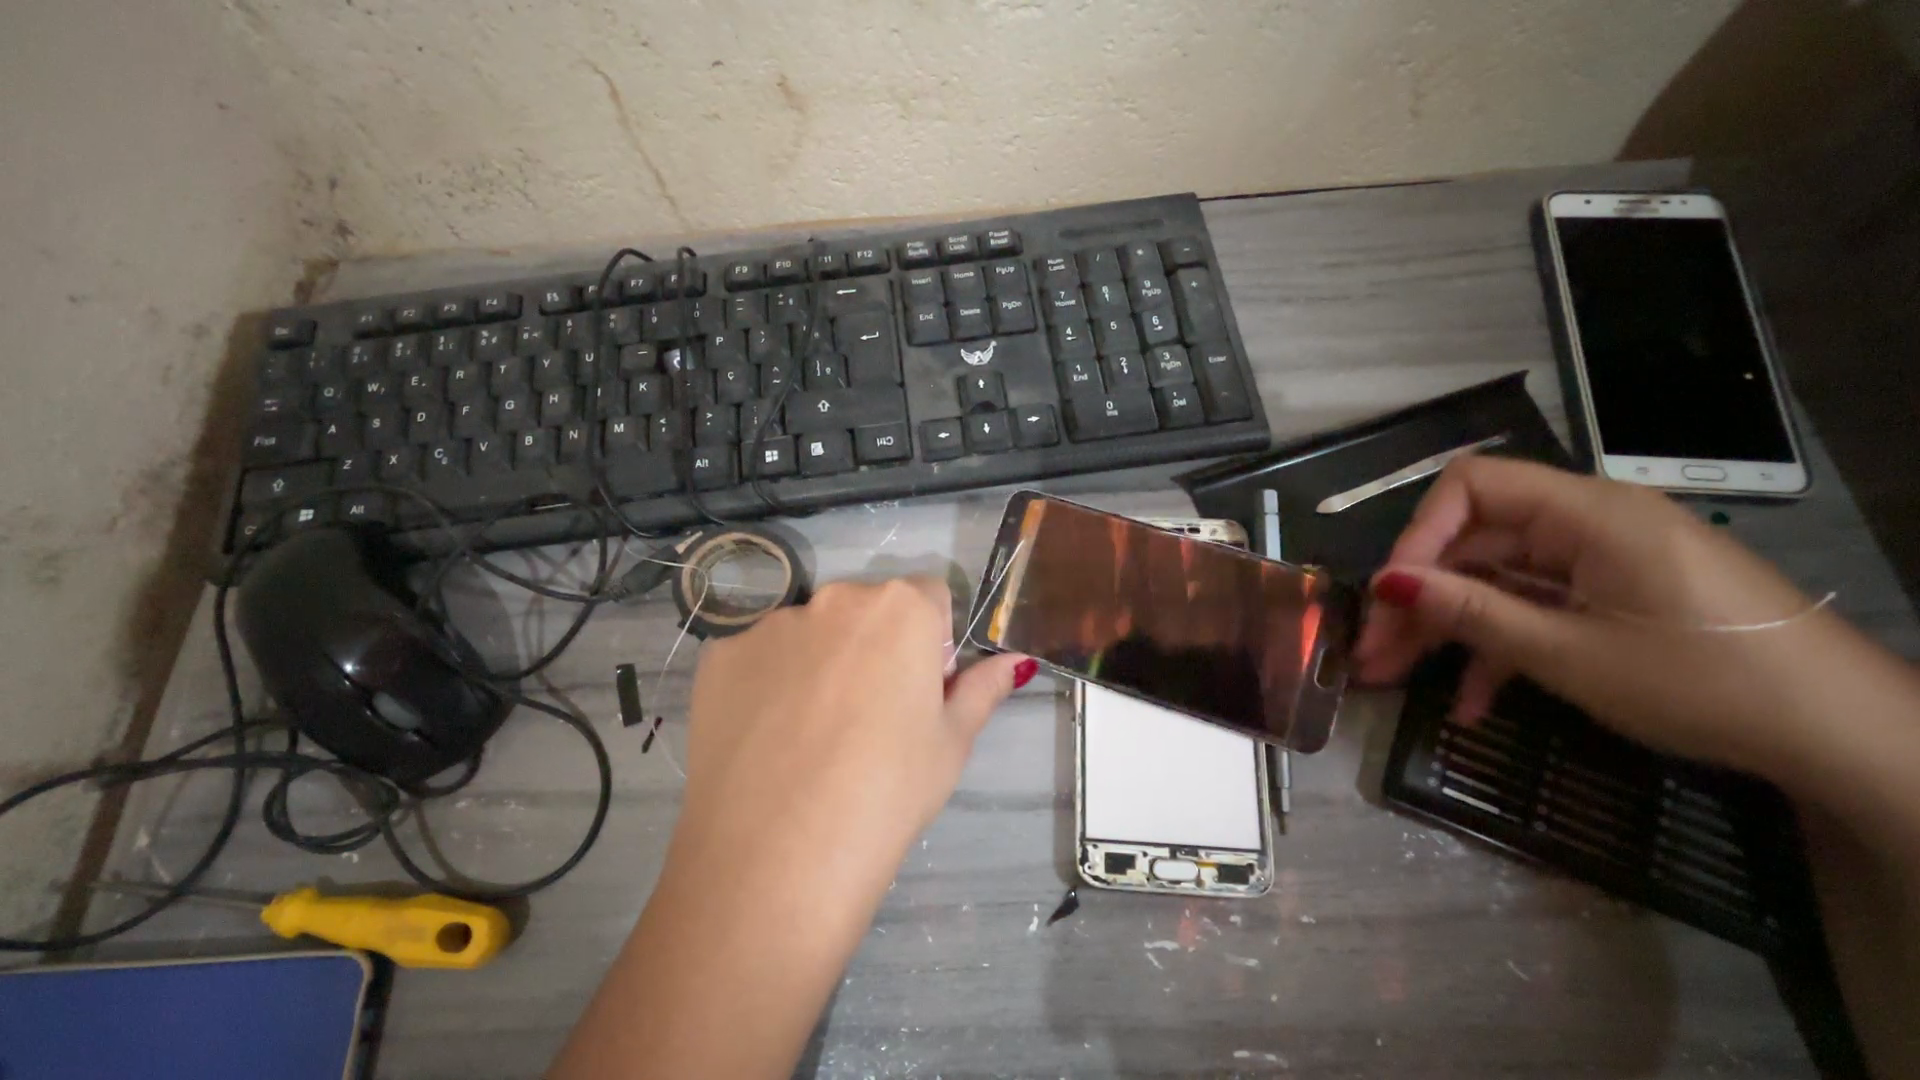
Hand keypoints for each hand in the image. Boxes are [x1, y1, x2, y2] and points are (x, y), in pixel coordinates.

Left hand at [552, 583, 1032, 1079]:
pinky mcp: (721, 656)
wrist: (777, 854)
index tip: (919, 695)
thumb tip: (1017, 662)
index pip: (930, 598)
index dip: (932, 645)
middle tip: (869, 721)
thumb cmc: (888, 793)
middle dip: (875, 648)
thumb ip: (983, 689)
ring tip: (811, 740)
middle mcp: (834, 598)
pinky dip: (768, 685)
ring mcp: (771, 625)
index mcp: (901, 608)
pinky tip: (769, 741)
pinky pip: (758, 658)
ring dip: (819, 663)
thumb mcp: (951, 744)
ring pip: (809, 633)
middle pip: (866, 610)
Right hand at [1355, 456, 1841, 774]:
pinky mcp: (1615, 598)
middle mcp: (1588, 525)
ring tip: (1398, 681)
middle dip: (1420, 599)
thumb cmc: (1703, 681)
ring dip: (1448, 631)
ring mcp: (1602, 564)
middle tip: (1374, 655)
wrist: (1842, 736)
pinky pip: (1538, 609)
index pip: (1472, 486)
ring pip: (1499, 582)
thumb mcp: (1570, 653)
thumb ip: (1473, 613)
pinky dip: (1501, 649)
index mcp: (1586, 514)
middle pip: (1476, 542)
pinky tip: (1472, 704)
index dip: (1420, 534)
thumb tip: (1387, 584)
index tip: (1390, 595)